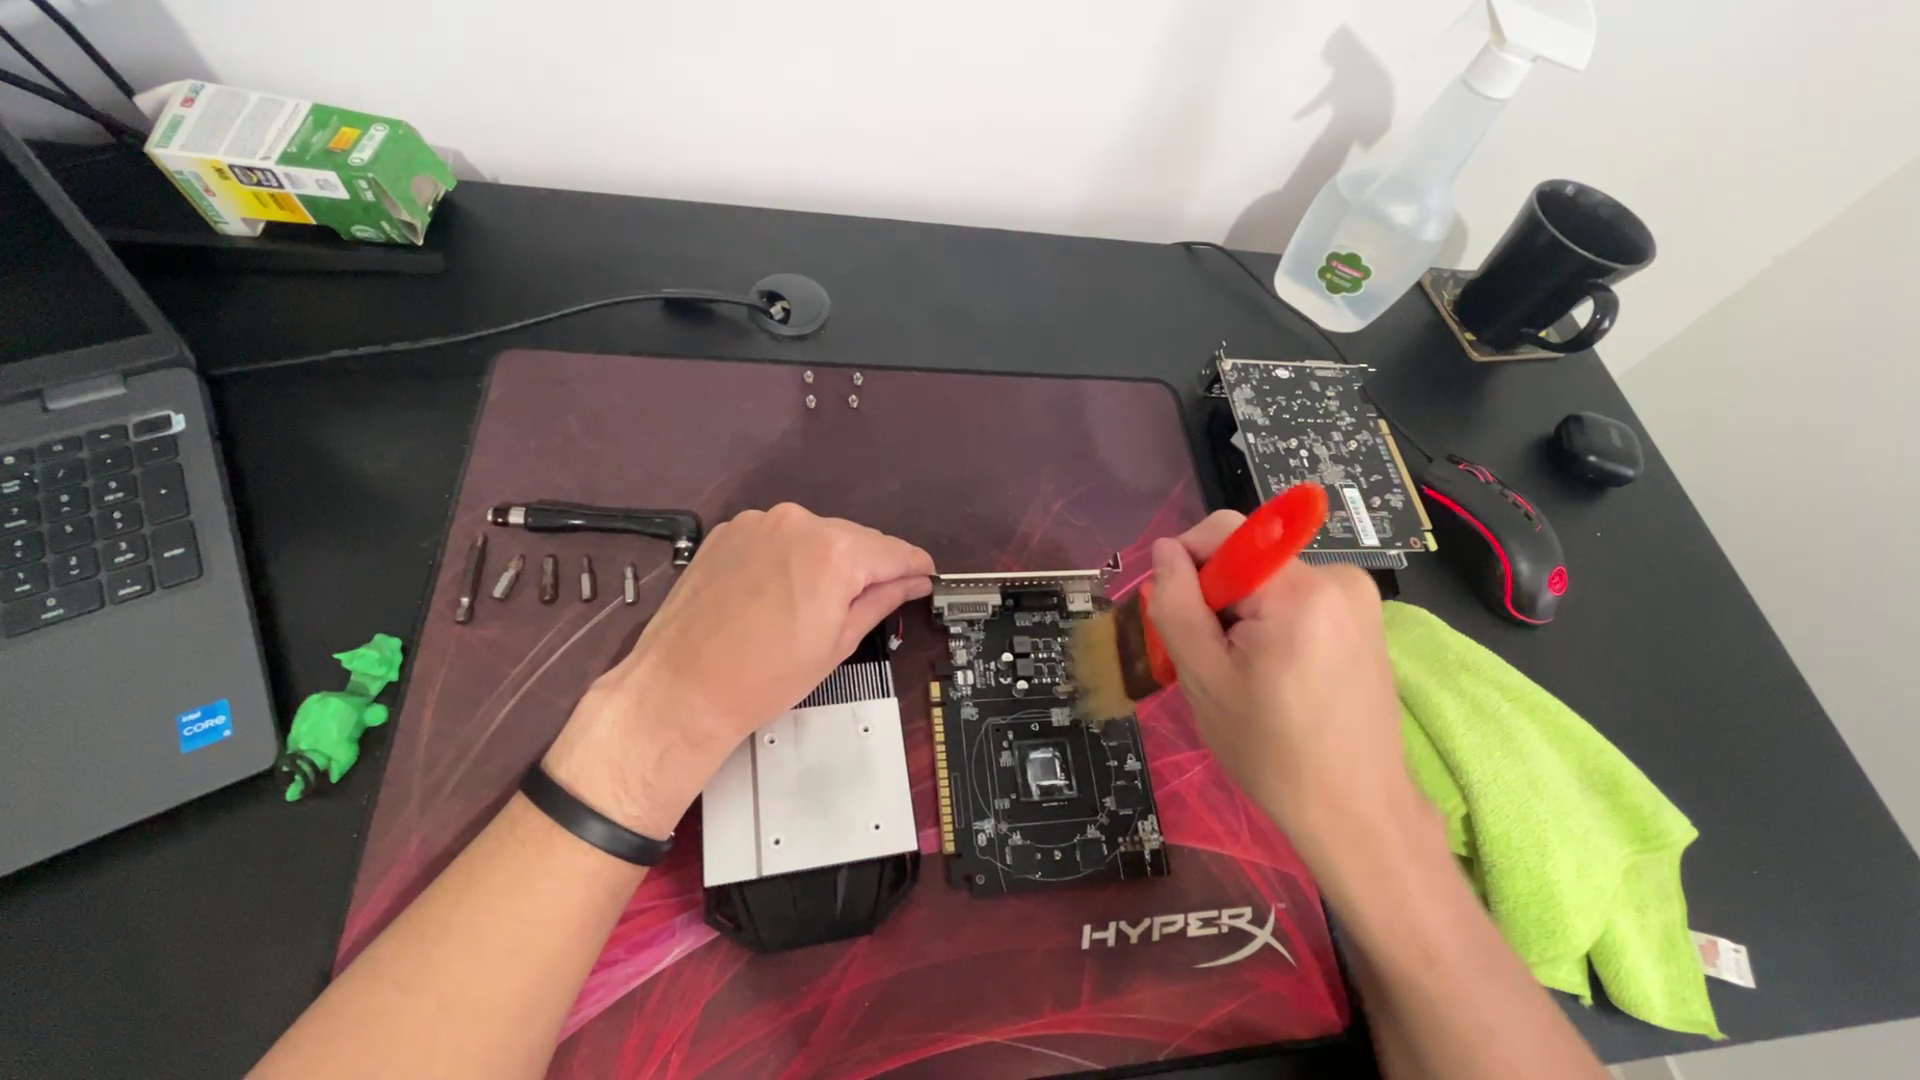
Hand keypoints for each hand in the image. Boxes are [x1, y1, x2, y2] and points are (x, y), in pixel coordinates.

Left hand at [544, 504, 934, 838]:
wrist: (682, 687)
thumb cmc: (764, 676)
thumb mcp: (838, 642)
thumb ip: (881, 601)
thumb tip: (910, 583)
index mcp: (834, 551)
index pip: (894, 551)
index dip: (915, 568)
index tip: (925, 578)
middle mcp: (798, 522)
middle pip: (855, 539)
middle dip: (869, 567)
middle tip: (872, 602)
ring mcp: (758, 523)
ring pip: (815, 536)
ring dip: (826, 561)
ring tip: (816, 605)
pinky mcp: (728, 532)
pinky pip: (777, 538)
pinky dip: (789, 558)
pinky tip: (778, 594)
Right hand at [1146, 510, 1426, 871]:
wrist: (1356, 810)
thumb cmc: (1272, 752)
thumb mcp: (1203, 678)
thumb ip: (1177, 605)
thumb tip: (1166, 550)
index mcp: (1300, 591)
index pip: (1225, 532)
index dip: (1188, 566)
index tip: (1183, 620)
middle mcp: (1338, 578)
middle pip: (1247, 558)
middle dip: (1217, 599)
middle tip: (1212, 662)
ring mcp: (1359, 598)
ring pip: (1269, 581)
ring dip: (1243, 615)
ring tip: (1246, 676)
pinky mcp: (1366, 619)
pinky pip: (1297, 599)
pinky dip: (1273, 624)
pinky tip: (1276, 675)